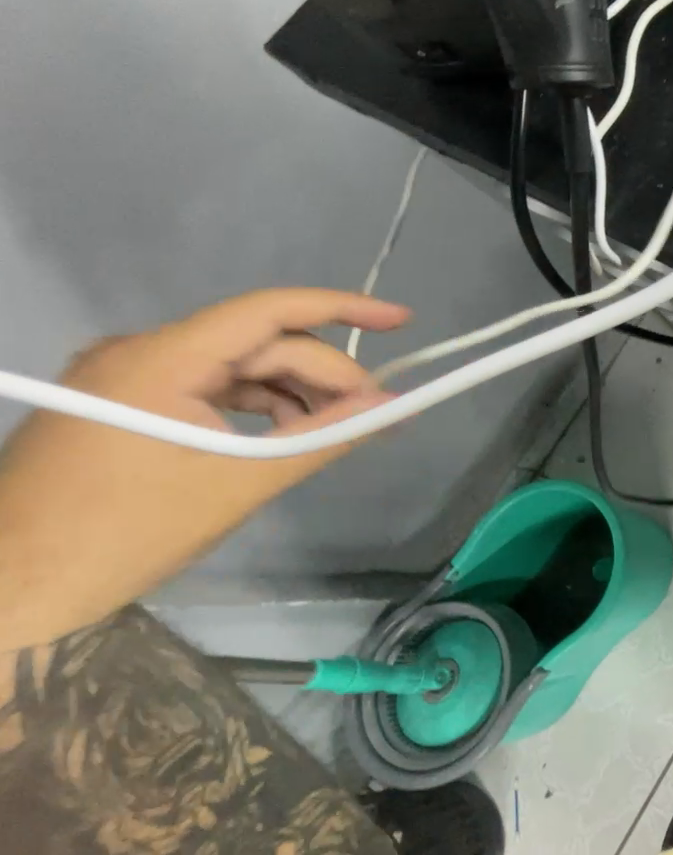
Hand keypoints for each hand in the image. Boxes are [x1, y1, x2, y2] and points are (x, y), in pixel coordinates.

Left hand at [0, 289, 409, 646]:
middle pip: (260, 345)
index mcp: (159, 361)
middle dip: (323, 374)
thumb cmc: (122, 534)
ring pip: (239, 367)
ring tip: (332, 431)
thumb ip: (326, 435)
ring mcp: (125, 378)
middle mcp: (138, 354)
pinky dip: (257, 406)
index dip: (345, 309)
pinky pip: (209, 388)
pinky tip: (284, 436)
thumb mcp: (239, 483)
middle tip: (373, 414)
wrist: (7, 594)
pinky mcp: (122, 405)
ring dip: (294, 393)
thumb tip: (396, 405)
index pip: (269, 312)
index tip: (402, 321)